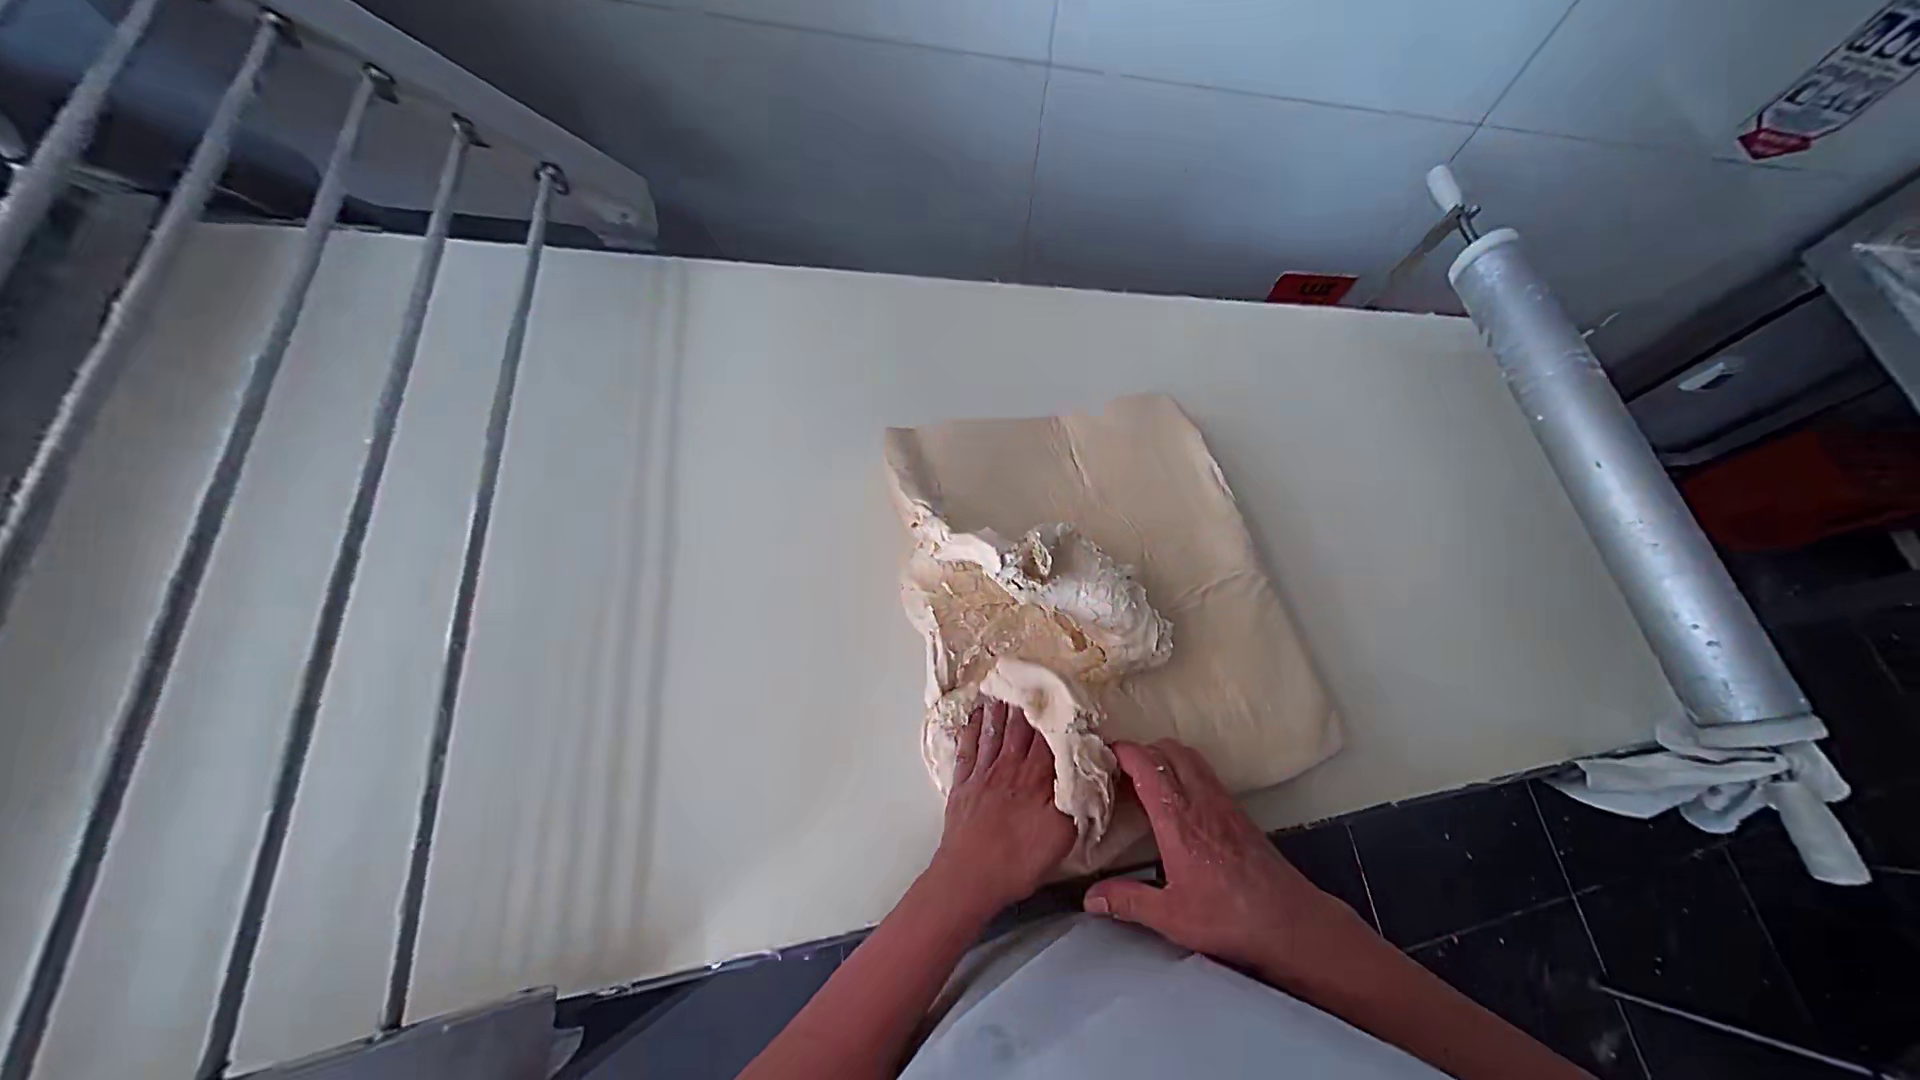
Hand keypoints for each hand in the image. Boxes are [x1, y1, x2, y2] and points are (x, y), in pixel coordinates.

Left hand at [929, 699, 1074, 914]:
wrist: (969, 877)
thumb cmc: (1018, 860)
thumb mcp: (1060, 835)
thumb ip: (1075, 800)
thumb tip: (1086, 773)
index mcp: (1035, 779)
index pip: (1048, 739)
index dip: (1053, 716)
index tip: (1057, 693)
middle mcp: (1009, 768)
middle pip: (1020, 728)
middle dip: (1026, 703)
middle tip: (1028, 679)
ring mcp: (983, 773)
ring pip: (994, 731)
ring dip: (1000, 709)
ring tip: (1003, 687)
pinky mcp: (963, 784)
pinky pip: (969, 747)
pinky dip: (973, 728)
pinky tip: (976, 715)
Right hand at [1083, 739, 1376, 987]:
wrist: (1291, 922)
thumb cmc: (1231, 918)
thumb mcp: (1172, 916)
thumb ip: (1128, 902)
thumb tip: (1092, 899)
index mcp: (1177, 820)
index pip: (1146, 765)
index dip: (1122, 752)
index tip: (1103, 755)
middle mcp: (1200, 800)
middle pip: (1167, 749)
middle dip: (1140, 750)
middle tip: (1121, 769)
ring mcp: (1222, 801)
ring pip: (1189, 755)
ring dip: (1164, 755)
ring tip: (1146, 778)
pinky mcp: (1237, 809)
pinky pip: (1205, 771)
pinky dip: (1185, 768)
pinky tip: (1178, 796)